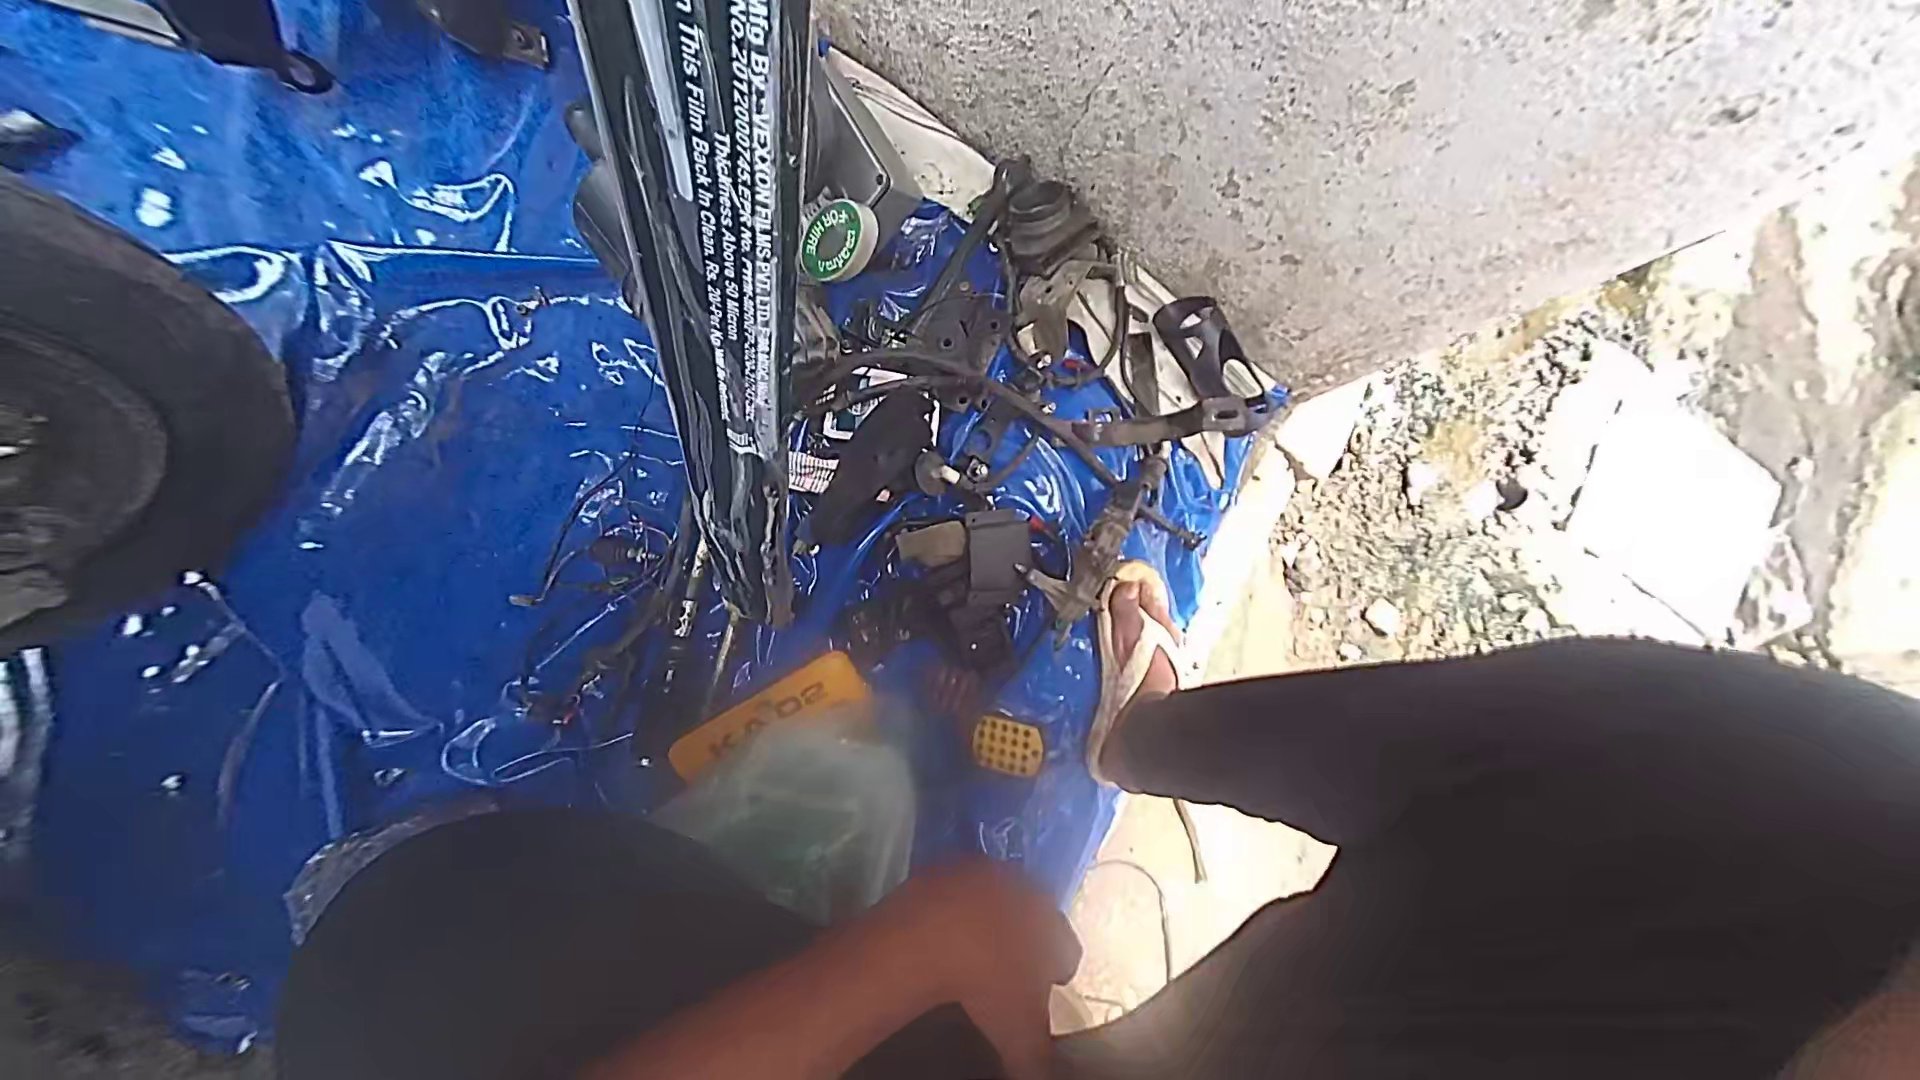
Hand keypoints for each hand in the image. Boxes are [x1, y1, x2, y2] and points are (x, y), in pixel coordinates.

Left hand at [873, 861, 1081, 1079]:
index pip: (1068, 952)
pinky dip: (957, 906)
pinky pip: (962, 888)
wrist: (927, 933)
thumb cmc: (985, 982)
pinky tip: (945, 931)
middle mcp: (1026, 886)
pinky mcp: (951, 862)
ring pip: (999, 897)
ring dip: (992, 918)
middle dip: (1026, 941)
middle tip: (1008, 971)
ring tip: (974, 949)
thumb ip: (1040, 1058)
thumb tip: (1041, 1076)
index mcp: (1051, 923)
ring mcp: (986, 869)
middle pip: (1036, 917)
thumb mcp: (1019, 1034)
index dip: (1056, 975)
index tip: (1043, 992)